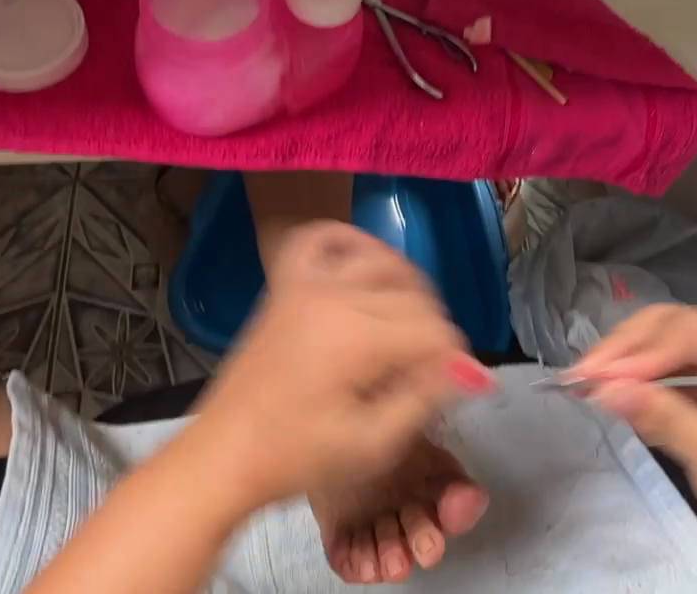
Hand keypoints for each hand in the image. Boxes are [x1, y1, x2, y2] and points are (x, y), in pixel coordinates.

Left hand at [191, 223, 491, 511]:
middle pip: (413, 296)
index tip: (455, 387)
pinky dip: (348, 240)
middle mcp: (334, 295)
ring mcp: (305, 283)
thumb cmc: (297, 459)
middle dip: (433, 331)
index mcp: (357, 338)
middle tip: (428, 370)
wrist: (224, 454)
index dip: (454, 360)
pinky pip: (319, 238)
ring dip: (406, 285)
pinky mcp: (284, 283)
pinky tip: (363, 262)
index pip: (434, 330)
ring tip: (409, 323)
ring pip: (380, 259)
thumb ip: (424, 398)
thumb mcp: (371, 444)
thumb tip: (471, 369)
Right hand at [572, 307, 696, 586]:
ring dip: (617, 361)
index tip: (599, 377)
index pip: (686, 333)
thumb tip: (605, 389)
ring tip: (582, 382)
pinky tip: (600, 389)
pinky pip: (653, 370)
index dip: (640, 351)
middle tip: (580, 377)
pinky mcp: (696, 389)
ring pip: (652, 344)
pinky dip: (625, 379)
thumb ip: (665, 419)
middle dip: (622, 350)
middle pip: (664, 328)